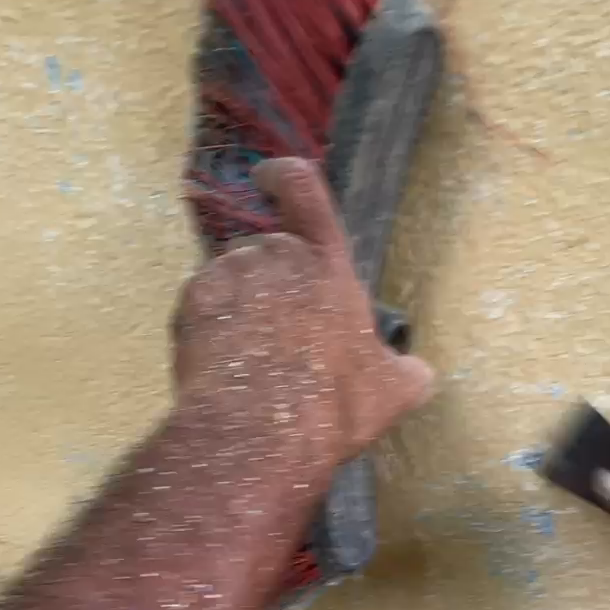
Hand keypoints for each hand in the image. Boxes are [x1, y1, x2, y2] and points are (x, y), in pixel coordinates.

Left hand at [172, 157, 434, 465]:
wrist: (262, 431)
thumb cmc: (334, 403)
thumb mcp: (391, 393)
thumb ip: (407, 373)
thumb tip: (417, 372)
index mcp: (328, 267)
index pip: (306, 192)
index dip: (285, 179)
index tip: (269, 180)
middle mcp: (276, 258)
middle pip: (268, 251)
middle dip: (272, 284)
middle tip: (279, 336)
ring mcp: (229, 277)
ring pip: (231, 280)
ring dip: (240, 307)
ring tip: (251, 359)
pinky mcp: (192, 304)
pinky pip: (200, 307)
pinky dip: (210, 329)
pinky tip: (224, 367)